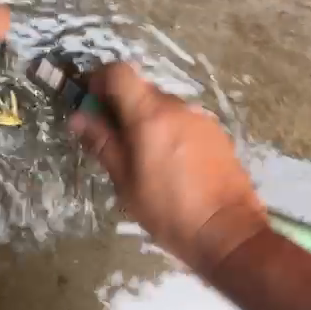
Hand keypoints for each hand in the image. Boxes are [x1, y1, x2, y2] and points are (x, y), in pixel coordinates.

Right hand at [72, 63, 267, 277]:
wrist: (231, 237)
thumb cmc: (170, 211)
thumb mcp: (126, 182)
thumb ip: (102, 143)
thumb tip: (78, 117)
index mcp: (149, 114)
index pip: (119, 72)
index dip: (101, 80)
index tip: (94, 104)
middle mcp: (176, 107)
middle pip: (141, 90)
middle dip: (124, 107)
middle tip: (118, 141)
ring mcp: (201, 119)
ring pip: (164, 107)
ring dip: (149, 122)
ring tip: (149, 160)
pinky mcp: (218, 135)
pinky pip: (185, 122)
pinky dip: (172, 133)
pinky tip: (176, 167)